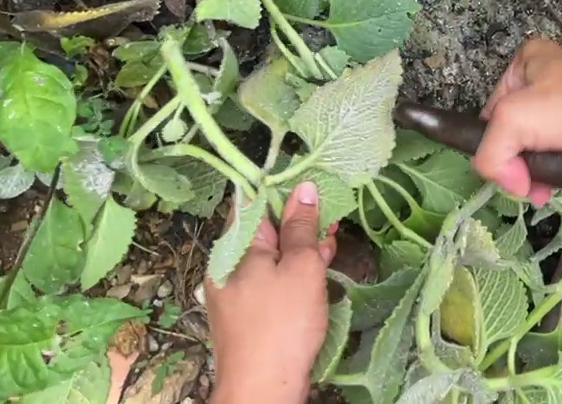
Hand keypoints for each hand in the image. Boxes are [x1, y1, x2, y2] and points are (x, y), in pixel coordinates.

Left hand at [204, 181, 336, 403]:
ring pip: (272, 253)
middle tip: (332, 211)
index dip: (282, 187)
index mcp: (234, 249)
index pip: (253, 201)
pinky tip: (321, 265)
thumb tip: (303, 188)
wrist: (263, 395)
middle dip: (298, 217)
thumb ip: (302, 226)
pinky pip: (272, 276)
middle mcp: (229, 266)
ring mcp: (237, 291)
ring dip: (301, 243)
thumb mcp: (301, 266)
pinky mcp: (249, 312)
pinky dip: (294, 267)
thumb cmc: (283, 324)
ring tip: (333, 237)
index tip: (311, 180)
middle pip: (264, 228)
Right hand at [472, 35, 561, 203]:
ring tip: (549, 192)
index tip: (502, 167)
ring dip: (543, 174)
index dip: (493, 142)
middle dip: (521, 164)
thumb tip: (511, 183)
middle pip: (519, 131)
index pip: (492, 108)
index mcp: (527, 60)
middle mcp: (550, 76)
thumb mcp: (511, 121)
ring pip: (544, 147)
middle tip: (527, 186)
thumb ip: (491, 154)